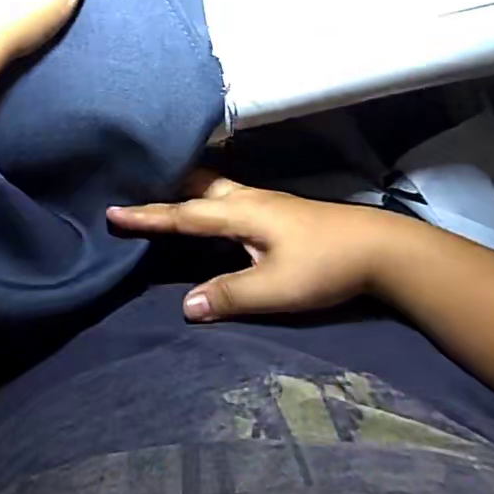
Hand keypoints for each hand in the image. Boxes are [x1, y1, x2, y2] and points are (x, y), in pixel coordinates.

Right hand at [107, 172, 423, 322]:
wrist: (381, 247)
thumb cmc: (326, 266)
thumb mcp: (277, 289)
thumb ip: (230, 296)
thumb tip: (185, 306)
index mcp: (241, 213)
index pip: (184, 215)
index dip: (147, 216)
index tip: (113, 211)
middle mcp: (250, 199)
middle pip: (199, 187)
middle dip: (167, 190)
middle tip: (138, 192)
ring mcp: (268, 201)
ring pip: (218, 188)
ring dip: (190, 191)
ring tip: (170, 197)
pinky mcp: (281, 210)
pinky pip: (232, 196)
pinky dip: (210, 200)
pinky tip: (217, 214)